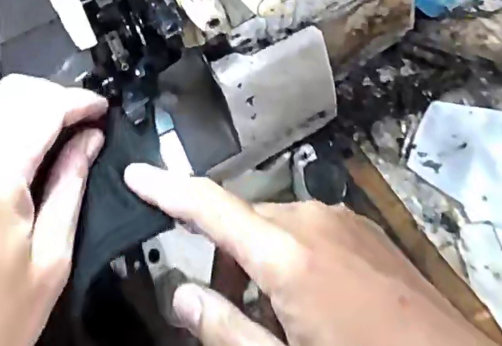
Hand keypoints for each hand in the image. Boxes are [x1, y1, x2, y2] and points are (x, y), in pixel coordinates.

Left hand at [0, 76, 107, 345]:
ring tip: (49, 124)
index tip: (104, 109)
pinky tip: (10, 137)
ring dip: (19, 97)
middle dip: (51, 94)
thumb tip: (90, 139)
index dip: (78, 101)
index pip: (41, 108)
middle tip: (81, 120)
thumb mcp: (50, 260)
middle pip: (10, 91)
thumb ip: (70, 186)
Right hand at [125, 163, 493, 345]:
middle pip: (242, 221)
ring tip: (276, 324)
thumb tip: (179, 294)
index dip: (166, 187)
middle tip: (223, 314)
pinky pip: (310, 233)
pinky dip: (292, 259)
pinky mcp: (368, 233)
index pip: (208, 205)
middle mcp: (310, 220)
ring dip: (260, 262)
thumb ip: (227, 330)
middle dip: (223, 259)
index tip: (133, 172)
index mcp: (286, 255)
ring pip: (276, 227)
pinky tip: (315, 309)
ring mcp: (343, 222)